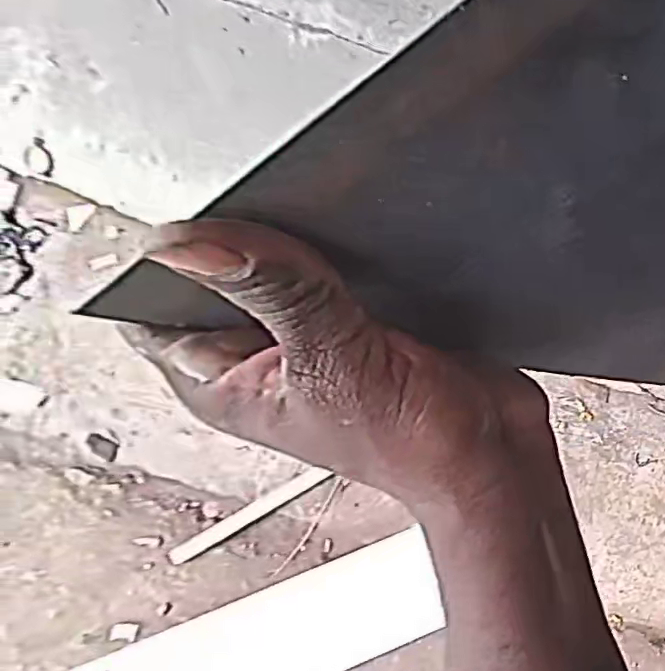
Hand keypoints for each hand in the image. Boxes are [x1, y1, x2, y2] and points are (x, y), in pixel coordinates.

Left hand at [121, 220, 557, 509]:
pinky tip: (401, 268)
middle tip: (305, 245)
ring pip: (313, 270)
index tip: (220, 220)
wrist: (498, 450)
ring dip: (337, 256)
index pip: (161, 293)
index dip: (183, 252)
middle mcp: (275, 355)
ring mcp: (338, 338)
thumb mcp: (338, 365)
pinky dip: (388, 264)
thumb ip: (280, 298)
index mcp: (225, 376)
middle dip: (272, 247)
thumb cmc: (415, 443)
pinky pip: (375, 277)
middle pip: (242, 272)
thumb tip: (195, 244)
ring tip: (360, 267)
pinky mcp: (394, 326)